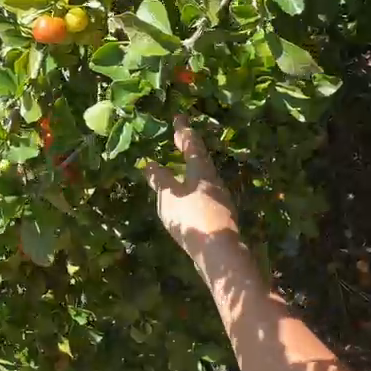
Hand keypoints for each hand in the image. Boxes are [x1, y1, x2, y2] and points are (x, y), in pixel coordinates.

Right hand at [145, 113, 239, 259]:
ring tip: (181, 167)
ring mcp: (219, 199)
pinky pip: (205, 193)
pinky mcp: (220, 216)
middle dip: (189, 148)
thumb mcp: (168, 196)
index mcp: (201, 170)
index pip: (192, 144)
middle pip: (201, 159)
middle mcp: (213, 180)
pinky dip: (194, 187)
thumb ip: (159, 179)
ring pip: (204, 177)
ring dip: (192, 169)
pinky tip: (188, 197)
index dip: (183, 131)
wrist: (219, 253)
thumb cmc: (191, 217)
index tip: (178, 118)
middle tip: (179, 138)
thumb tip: (150, 163)